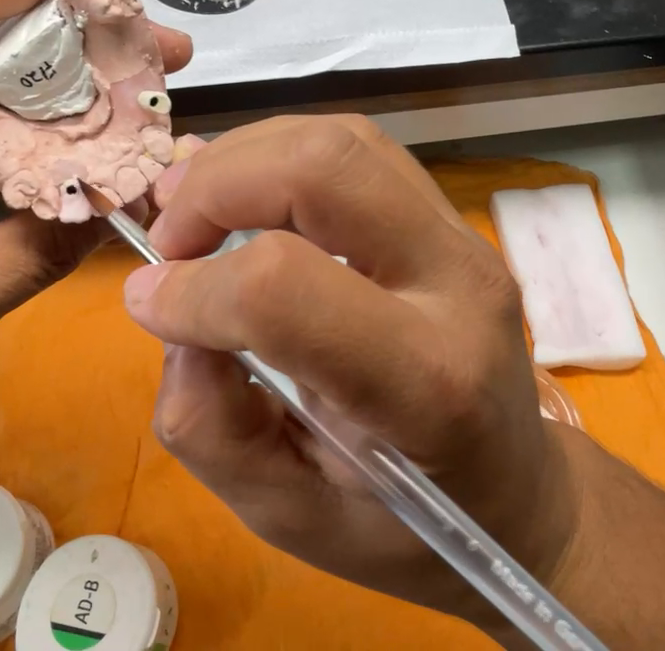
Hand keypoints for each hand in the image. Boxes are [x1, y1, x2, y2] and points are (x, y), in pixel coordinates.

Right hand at [120, 116, 577, 632]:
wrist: (515, 488)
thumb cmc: (407, 524)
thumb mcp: (291, 516)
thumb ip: (212, 428)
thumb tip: (173, 316)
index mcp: (426, 382)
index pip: (287, 288)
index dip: (196, 289)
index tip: (150, 303)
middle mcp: (458, 284)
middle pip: (326, 168)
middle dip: (220, 185)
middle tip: (170, 237)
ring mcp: (463, 237)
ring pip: (343, 139)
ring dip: (247, 157)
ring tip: (192, 203)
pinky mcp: (450, 216)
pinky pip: (359, 148)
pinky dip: (282, 155)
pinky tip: (247, 195)